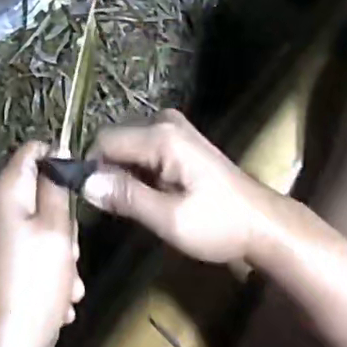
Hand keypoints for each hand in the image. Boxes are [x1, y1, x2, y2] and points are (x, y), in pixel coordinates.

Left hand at [0, 142, 82, 346]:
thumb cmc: (32, 285)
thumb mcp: (56, 229)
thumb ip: (58, 185)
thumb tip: (59, 148)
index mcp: (5, 187)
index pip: (35, 147)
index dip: (61, 158)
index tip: (81, 186)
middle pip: (42, 189)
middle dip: (65, 217)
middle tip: (71, 248)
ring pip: (43, 224)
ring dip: (62, 251)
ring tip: (67, 283)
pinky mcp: (1, 260)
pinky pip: (33, 250)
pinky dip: (49, 270)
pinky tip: (59, 298)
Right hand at [82, 110, 286, 266]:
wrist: (262, 223)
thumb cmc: (219, 225)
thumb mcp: (169, 219)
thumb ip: (126, 197)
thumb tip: (85, 184)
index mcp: (161, 135)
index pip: (104, 141)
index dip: (92, 169)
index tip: (94, 202)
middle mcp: (164, 121)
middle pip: (115, 140)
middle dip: (109, 171)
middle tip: (121, 209)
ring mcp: (174, 126)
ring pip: (128, 145)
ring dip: (125, 172)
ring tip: (140, 205)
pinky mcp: (179, 137)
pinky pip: (143, 147)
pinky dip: (139, 170)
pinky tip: (154, 194)